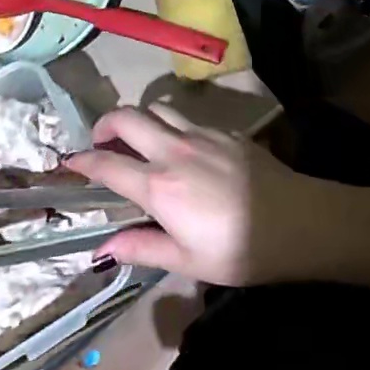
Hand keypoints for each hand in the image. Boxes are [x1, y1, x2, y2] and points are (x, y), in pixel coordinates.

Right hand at [65, 106, 337, 285]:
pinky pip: (187, 118)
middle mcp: (174, 151)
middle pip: (127, 117)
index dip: (82, 161)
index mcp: (160, 186)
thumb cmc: (239, 250)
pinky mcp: (226, 132)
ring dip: (139, 119)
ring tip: (139, 141)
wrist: (300, 223)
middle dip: (104, 124)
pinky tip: (182, 149)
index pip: (107, 164)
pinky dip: (171, 126)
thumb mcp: (186, 261)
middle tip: (100, 142)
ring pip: (158, 108)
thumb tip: (100, 250)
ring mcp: (202, 135)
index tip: (69, 162)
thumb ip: (140, 248)